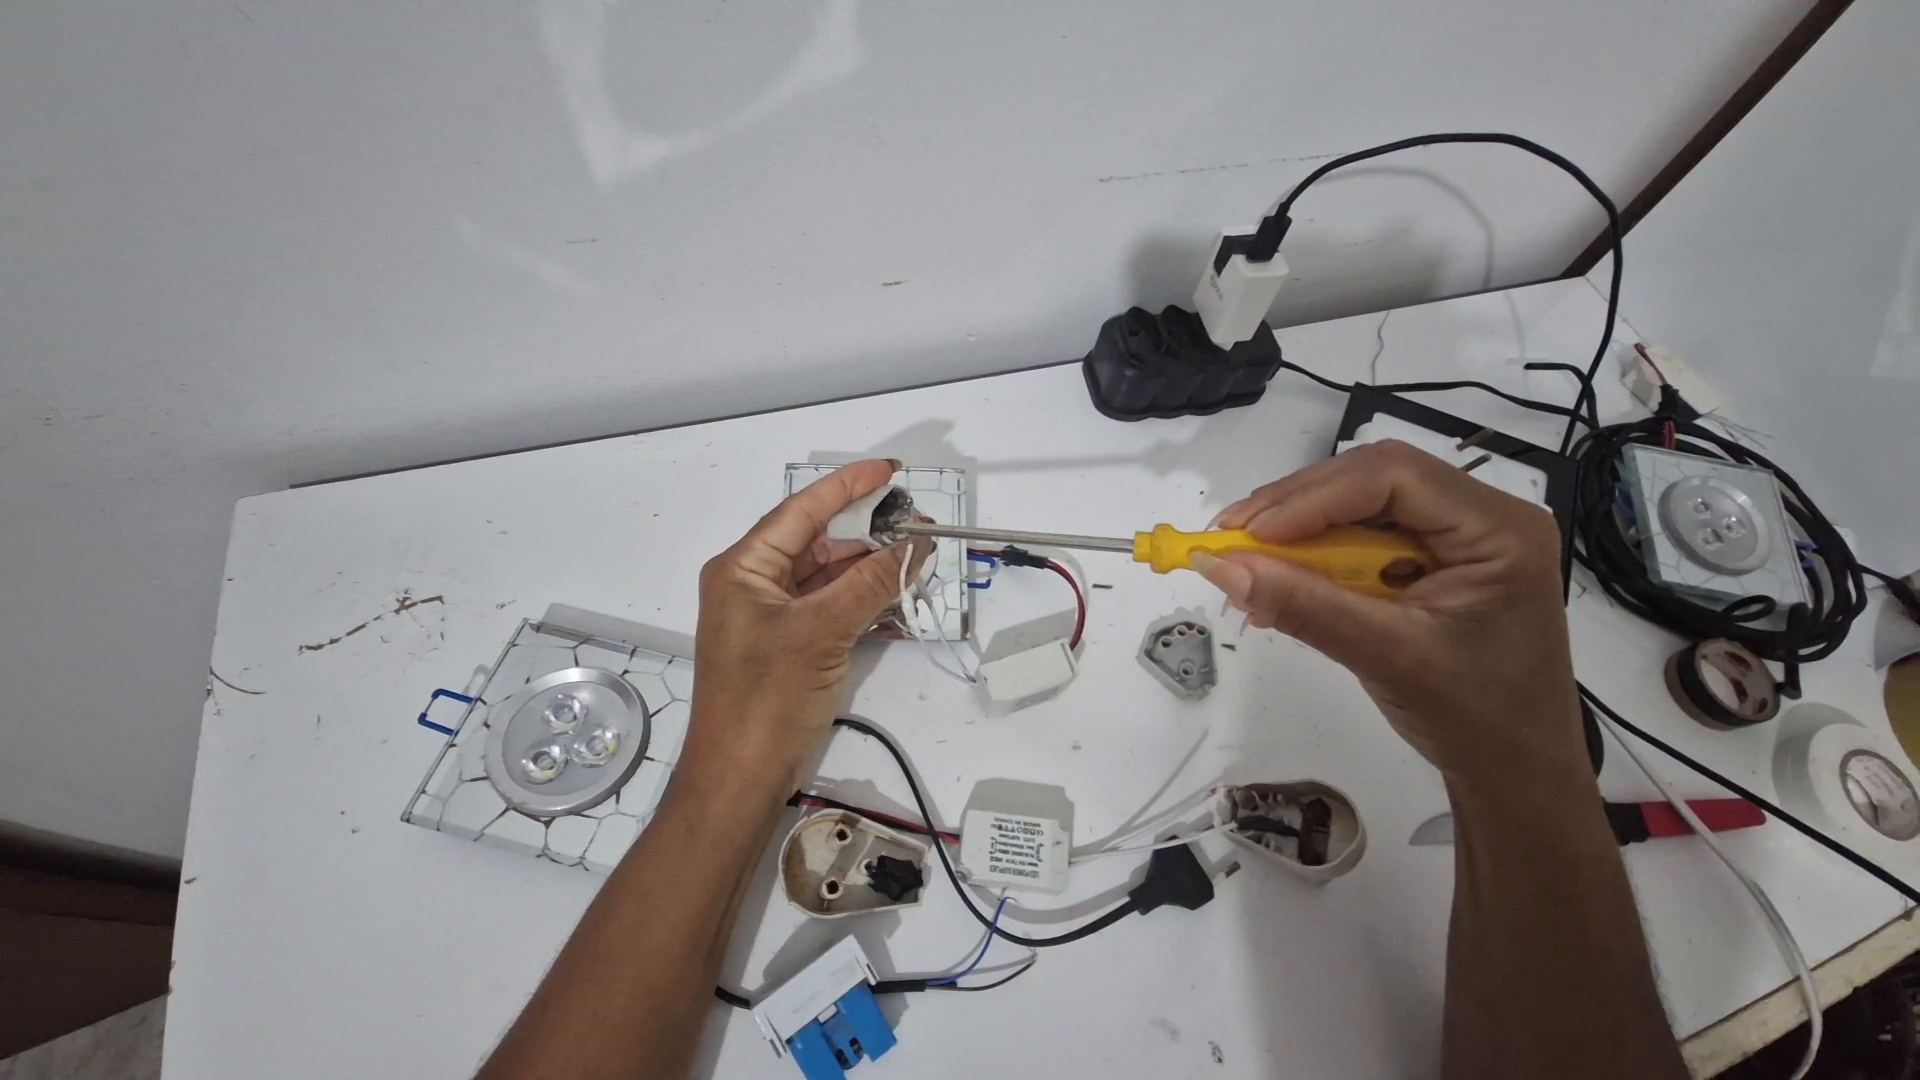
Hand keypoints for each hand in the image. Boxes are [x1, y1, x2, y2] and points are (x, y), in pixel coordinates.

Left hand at [681, 459, 924, 791]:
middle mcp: (756, 584)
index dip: (847, 486)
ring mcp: (774, 617)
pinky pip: (833, 609)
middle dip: (869, 534)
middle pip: (819, 542)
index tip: (890, 470)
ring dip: (872, 570)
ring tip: (919, 559)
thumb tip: (916, 545)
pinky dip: (864, 603)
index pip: (801, 510)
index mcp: (744, 567)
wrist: (740, 779)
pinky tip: (900, 598)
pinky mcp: (792, 645)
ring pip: (830, 577)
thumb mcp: (820, 632)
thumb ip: (870, 583)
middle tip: (919, 526)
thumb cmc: (766, 699)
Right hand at [1192, 440, 1584, 784]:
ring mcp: (1454, 536)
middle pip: (1370, 479)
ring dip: (1295, 529)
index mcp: (1497, 529)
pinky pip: (1358, 537)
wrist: (1514, 768)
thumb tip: (1218, 567)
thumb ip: (1302, 605)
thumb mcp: (1385, 656)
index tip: (1249, 534)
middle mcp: (1479, 516)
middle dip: (1295, 506)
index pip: (1392, 477)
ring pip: (1357, 504)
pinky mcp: (1428, 559)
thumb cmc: (1471, 716)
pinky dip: (1309, 556)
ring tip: (1241, 557)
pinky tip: (1272, 578)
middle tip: (1230, 537)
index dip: (1313, 497)